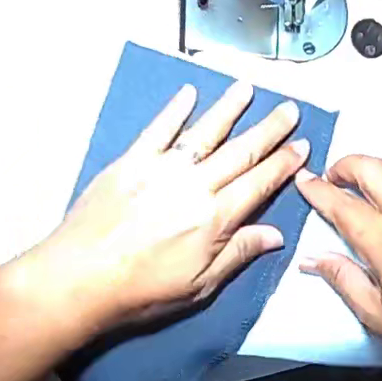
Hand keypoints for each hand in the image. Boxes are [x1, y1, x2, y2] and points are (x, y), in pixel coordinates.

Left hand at [10, 81, 307, 338]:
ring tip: (247, 89)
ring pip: (204, 133)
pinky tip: (188, 94)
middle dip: (269, 130)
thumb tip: (275, 235)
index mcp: (214, 219)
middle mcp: (193, 187)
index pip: (258, 184)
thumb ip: (237, 254)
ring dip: (229, 109)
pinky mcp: (130, 163)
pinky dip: (174, 110)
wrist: (80, 278)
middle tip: (289, 109)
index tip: (301, 146)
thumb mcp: (199, 285)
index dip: (283, 164)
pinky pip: (158, 130)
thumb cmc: (140, 290)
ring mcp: (161, 170)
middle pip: (239, 152)